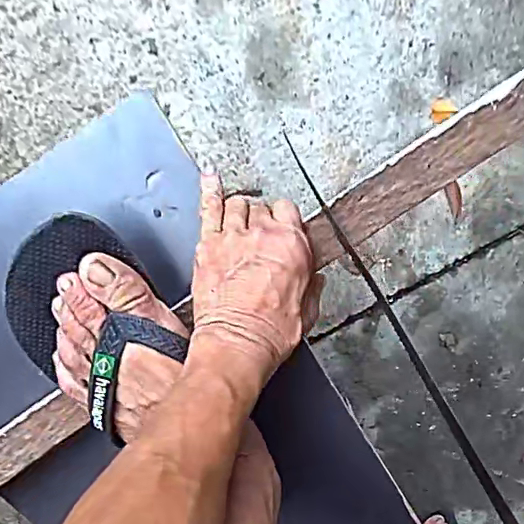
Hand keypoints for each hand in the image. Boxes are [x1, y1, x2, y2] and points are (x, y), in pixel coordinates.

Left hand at [190, 173, 321, 384]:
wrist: (238, 342)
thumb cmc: (271, 332)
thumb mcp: (307, 312)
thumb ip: (311, 288)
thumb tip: (314, 279)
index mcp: (293, 246)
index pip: (290, 213)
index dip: (286, 221)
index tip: (284, 231)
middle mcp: (263, 234)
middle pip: (262, 208)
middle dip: (262, 220)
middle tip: (261, 235)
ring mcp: (233, 236)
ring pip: (237, 204)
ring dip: (240, 210)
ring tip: (240, 218)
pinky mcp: (208, 244)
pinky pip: (209, 206)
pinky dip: (209, 190)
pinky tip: (210, 180)